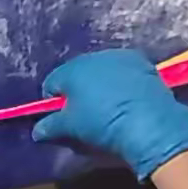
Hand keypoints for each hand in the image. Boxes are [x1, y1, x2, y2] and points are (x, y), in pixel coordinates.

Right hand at [31, 49, 187, 180]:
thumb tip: (37, 131)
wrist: (150, 124)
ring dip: (99, 85)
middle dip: (77, 91)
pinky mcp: (143, 63)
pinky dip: (120, 83)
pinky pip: (123, 72)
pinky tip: (126, 100)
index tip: (62, 117)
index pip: (52, 83)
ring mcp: (120, 58)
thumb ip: (49, 127)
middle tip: (84, 114)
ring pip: (100, 72)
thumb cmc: (101, 123)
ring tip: (108, 108)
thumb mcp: (70, 128)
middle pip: (76, 75)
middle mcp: (93, 57)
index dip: (53, 102)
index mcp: (71, 70)